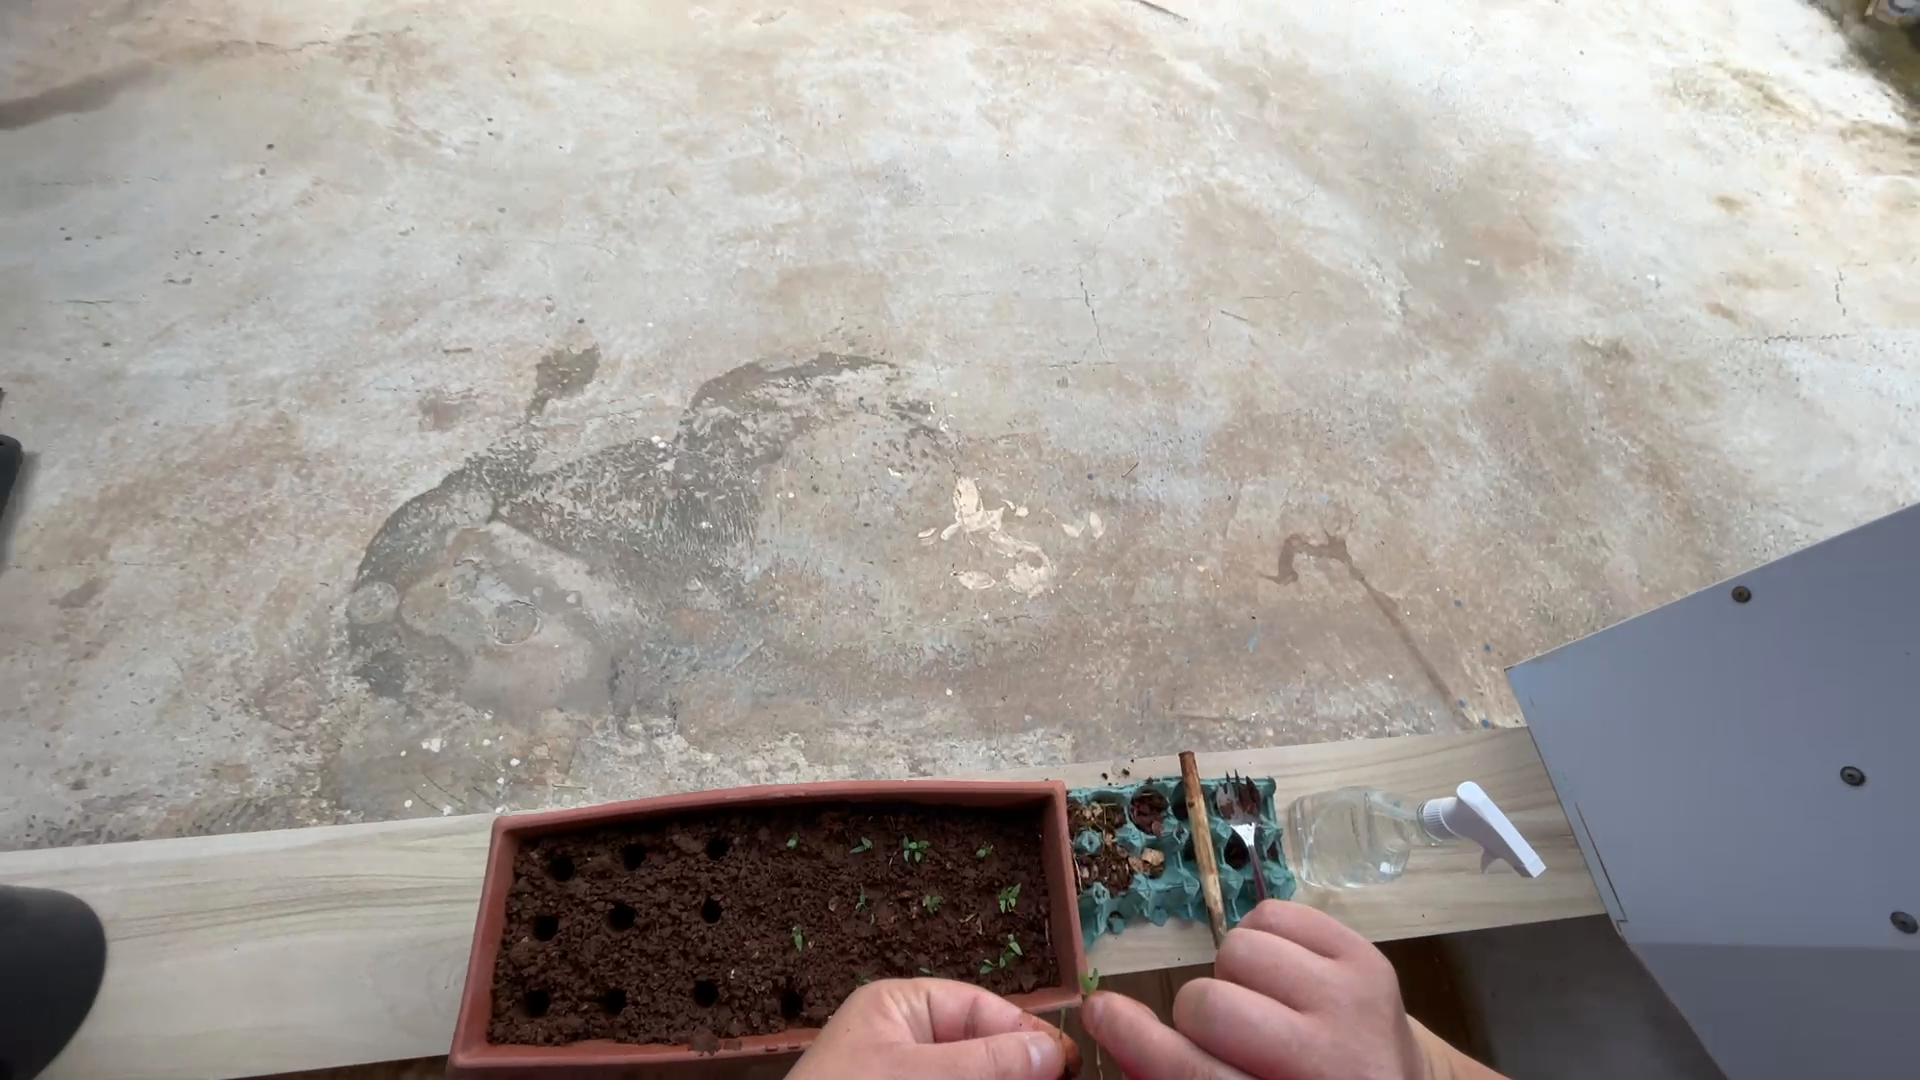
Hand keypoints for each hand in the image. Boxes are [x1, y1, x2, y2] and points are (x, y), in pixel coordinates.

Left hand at [788, 977, 1080, 1079]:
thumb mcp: (919, 1075)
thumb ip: (986, 1062)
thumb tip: (1053, 1049)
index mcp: (899, 1008)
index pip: (976, 1008)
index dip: (1024, 1032)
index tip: (1068, 1063)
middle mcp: (904, 1042)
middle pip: (978, 1049)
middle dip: (1019, 1068)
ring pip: (971, 1078)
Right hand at [1080, 900, 1427, 1079]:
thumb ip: (1170, 1069)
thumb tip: (1103, 1014)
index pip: (1197, 1076)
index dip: (1138, 1041)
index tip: (1098, 1010)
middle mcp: (1340, 1066)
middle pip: (1209, 1005)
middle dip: (1199, 1017)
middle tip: (1228, 1039)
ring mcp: (1359, 1006)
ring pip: (1237, 951)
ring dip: (1233, 977)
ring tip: (1263, 1007)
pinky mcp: (1368, 959)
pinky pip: (1271, 915)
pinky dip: (1262, 941)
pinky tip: (1284, 979)